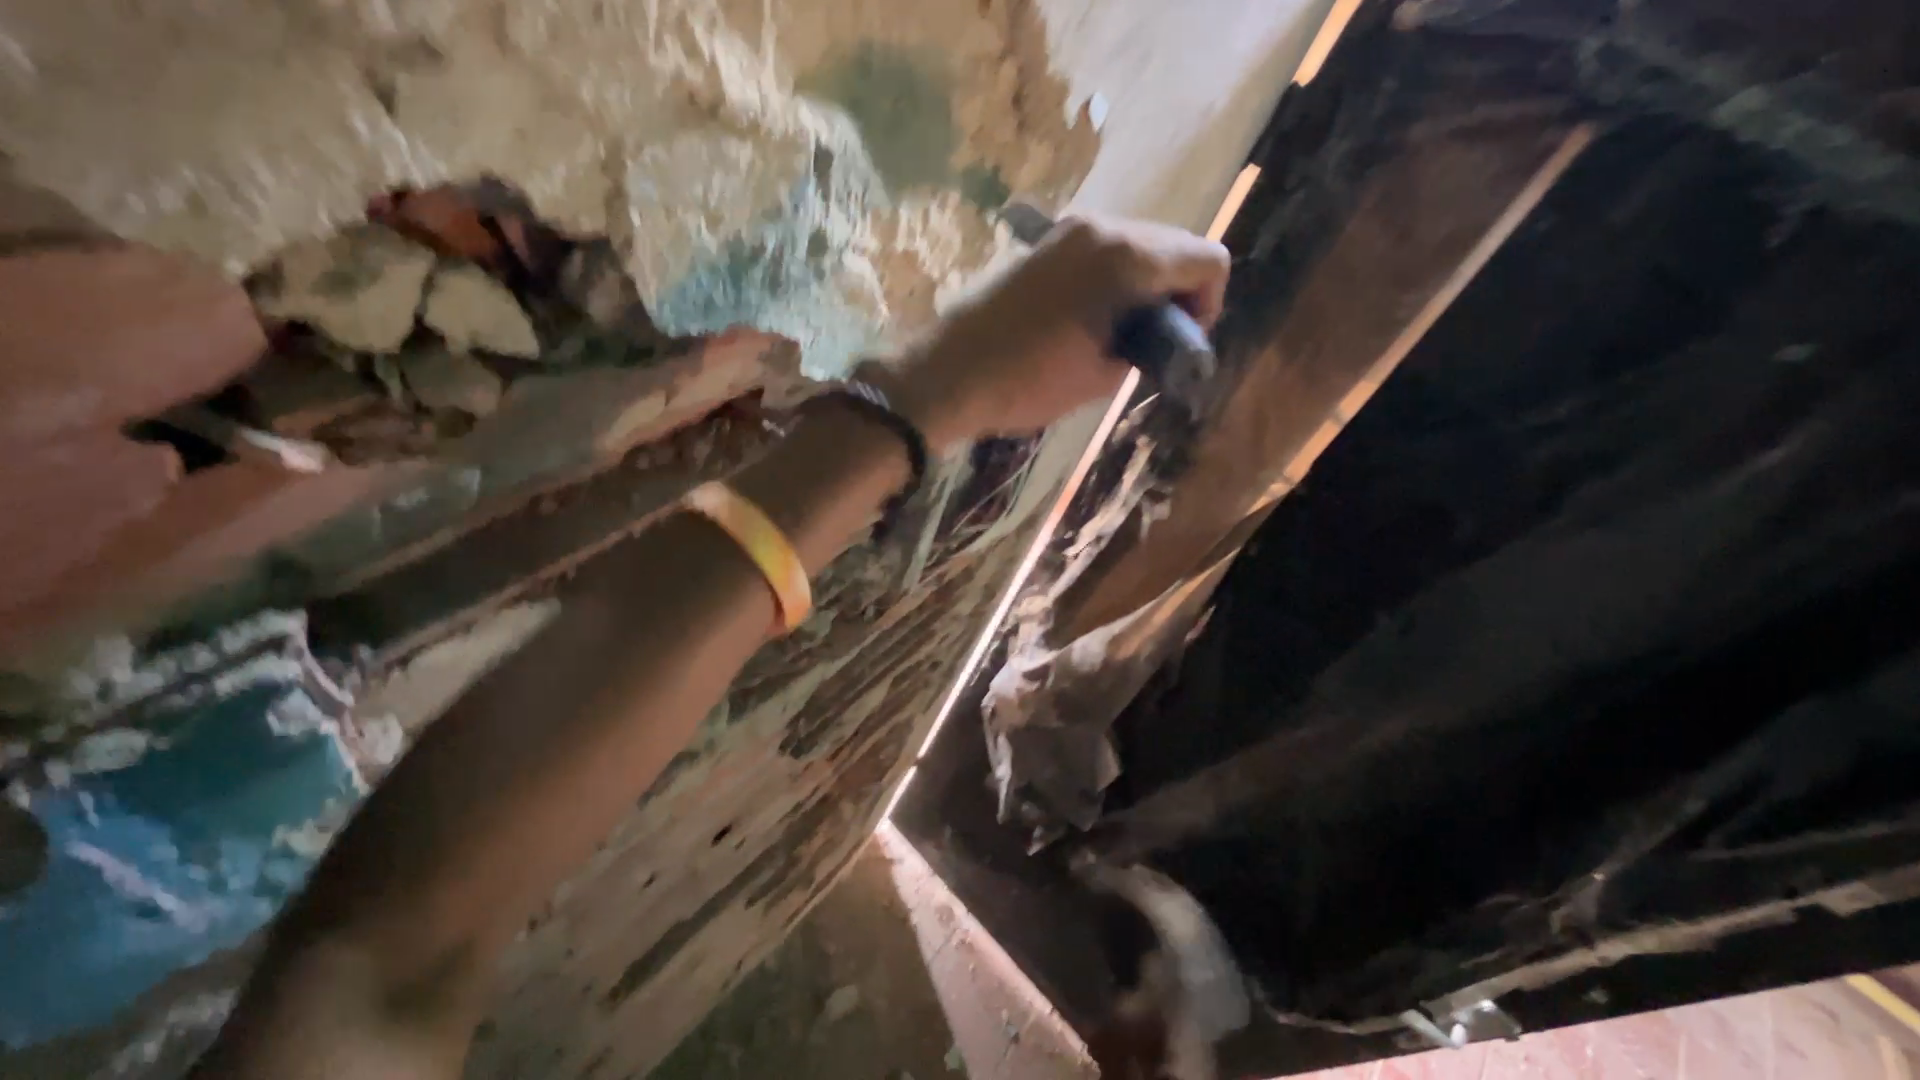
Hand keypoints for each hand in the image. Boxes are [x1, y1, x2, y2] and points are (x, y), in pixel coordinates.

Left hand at [879, 215, 1229, 450]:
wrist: (947, 373)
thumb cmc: (1028, 382)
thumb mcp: (1101, 376)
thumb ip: (1146, 346)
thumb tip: (1155, 336)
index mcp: (1127, 257)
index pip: (1207, 259)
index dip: (1208, 303)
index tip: (1181, 340)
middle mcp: (1103, 226)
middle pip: (1173, 244)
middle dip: (1177, 290)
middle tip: (1153, 339)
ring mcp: (1069, 229)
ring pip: (1137, 243)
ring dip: (1144, 282)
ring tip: (1119, 331)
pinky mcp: (1043, 241)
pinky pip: (1101, 249)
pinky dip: (1113, 276)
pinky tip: (1090, 316)